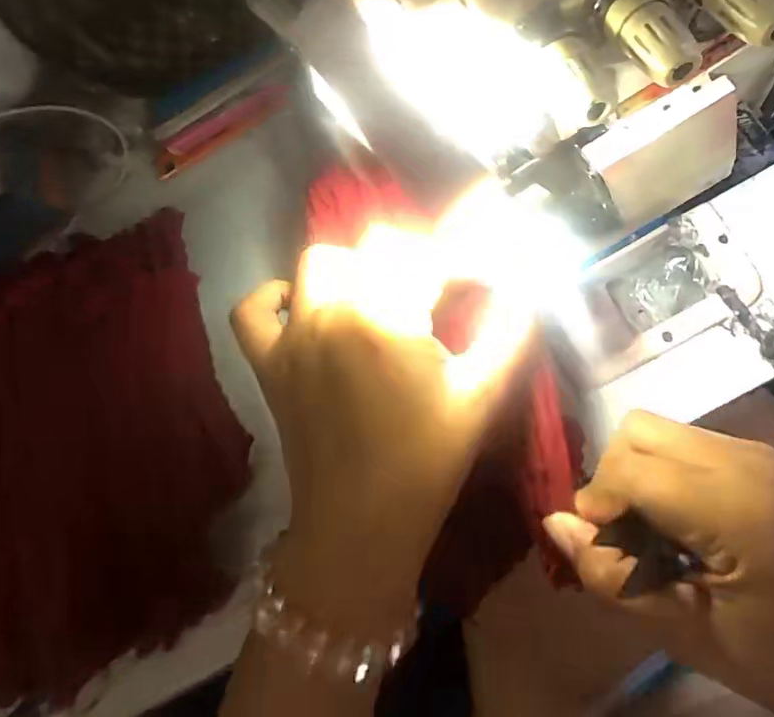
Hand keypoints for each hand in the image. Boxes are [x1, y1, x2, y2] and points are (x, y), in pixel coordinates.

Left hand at [232, 240, 527, 634]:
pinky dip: (276, 297)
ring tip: (384, 300)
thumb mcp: (482, 394)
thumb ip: (508, 330)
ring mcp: (292, 337)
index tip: (485, 279)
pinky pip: (252, 309)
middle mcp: (333, 313)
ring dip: (357, 269)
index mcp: (388, 319)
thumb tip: (521, 287)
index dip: (465, 261)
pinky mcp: (268, 363)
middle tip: (439, 292)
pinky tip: (307, 309)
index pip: (428, 255)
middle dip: (414, 258)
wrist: (360, 527)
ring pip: (319, 261)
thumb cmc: (428, 460)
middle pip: (375, 245)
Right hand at [541, 411, 773, 710]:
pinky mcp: (747, 449)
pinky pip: (677, 440)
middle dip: (613, 481)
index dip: (600, 505)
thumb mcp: (687, 634)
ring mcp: (747, 447)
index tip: (606, 551)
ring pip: (653, 429)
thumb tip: (553, 522)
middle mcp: (740, 457)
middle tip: (627, 542)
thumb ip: (614, 577)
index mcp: (734, 505)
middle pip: (637, 431)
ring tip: (653, 533)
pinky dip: (658, 471)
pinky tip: (677, 520)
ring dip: (634, 473)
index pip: (632, 469)